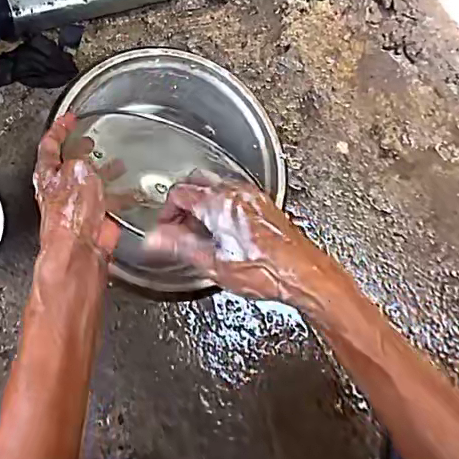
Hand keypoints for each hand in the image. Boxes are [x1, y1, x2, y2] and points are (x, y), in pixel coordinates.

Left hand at [32, 113, 120, 263]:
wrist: (79, 252)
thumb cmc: (70, 215)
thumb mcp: (76, 172)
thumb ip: (78, 159)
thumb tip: (81, 155)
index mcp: (48, 174)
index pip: (49, 144)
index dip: (59, 128)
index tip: (68, 118)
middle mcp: (59, 189)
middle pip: (69, 163)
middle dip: (80, 150)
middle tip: (89, 140)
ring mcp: (76, 205)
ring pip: (90, 182)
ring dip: (103, 171)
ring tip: (117, 163)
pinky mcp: (92, 220)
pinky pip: (107, 202)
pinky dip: (120, 195)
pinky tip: (131, 192)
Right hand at [144, 174, 337, 306]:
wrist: (305, 276)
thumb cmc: (265, 272)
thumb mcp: (212, 264)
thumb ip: (179, 246)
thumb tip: (154, 238)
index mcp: (217, 203)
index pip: (179, 193)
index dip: (167, 211)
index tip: (166, 227)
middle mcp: (234, 192)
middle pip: (196, 182)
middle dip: (183, 202)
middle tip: (180, 224)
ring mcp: (251, 196)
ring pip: (216, 186)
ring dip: (203, 202)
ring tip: (201, 228)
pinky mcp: (264, 204)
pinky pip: (234, 193)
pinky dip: (221, 204)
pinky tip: (225, 228)